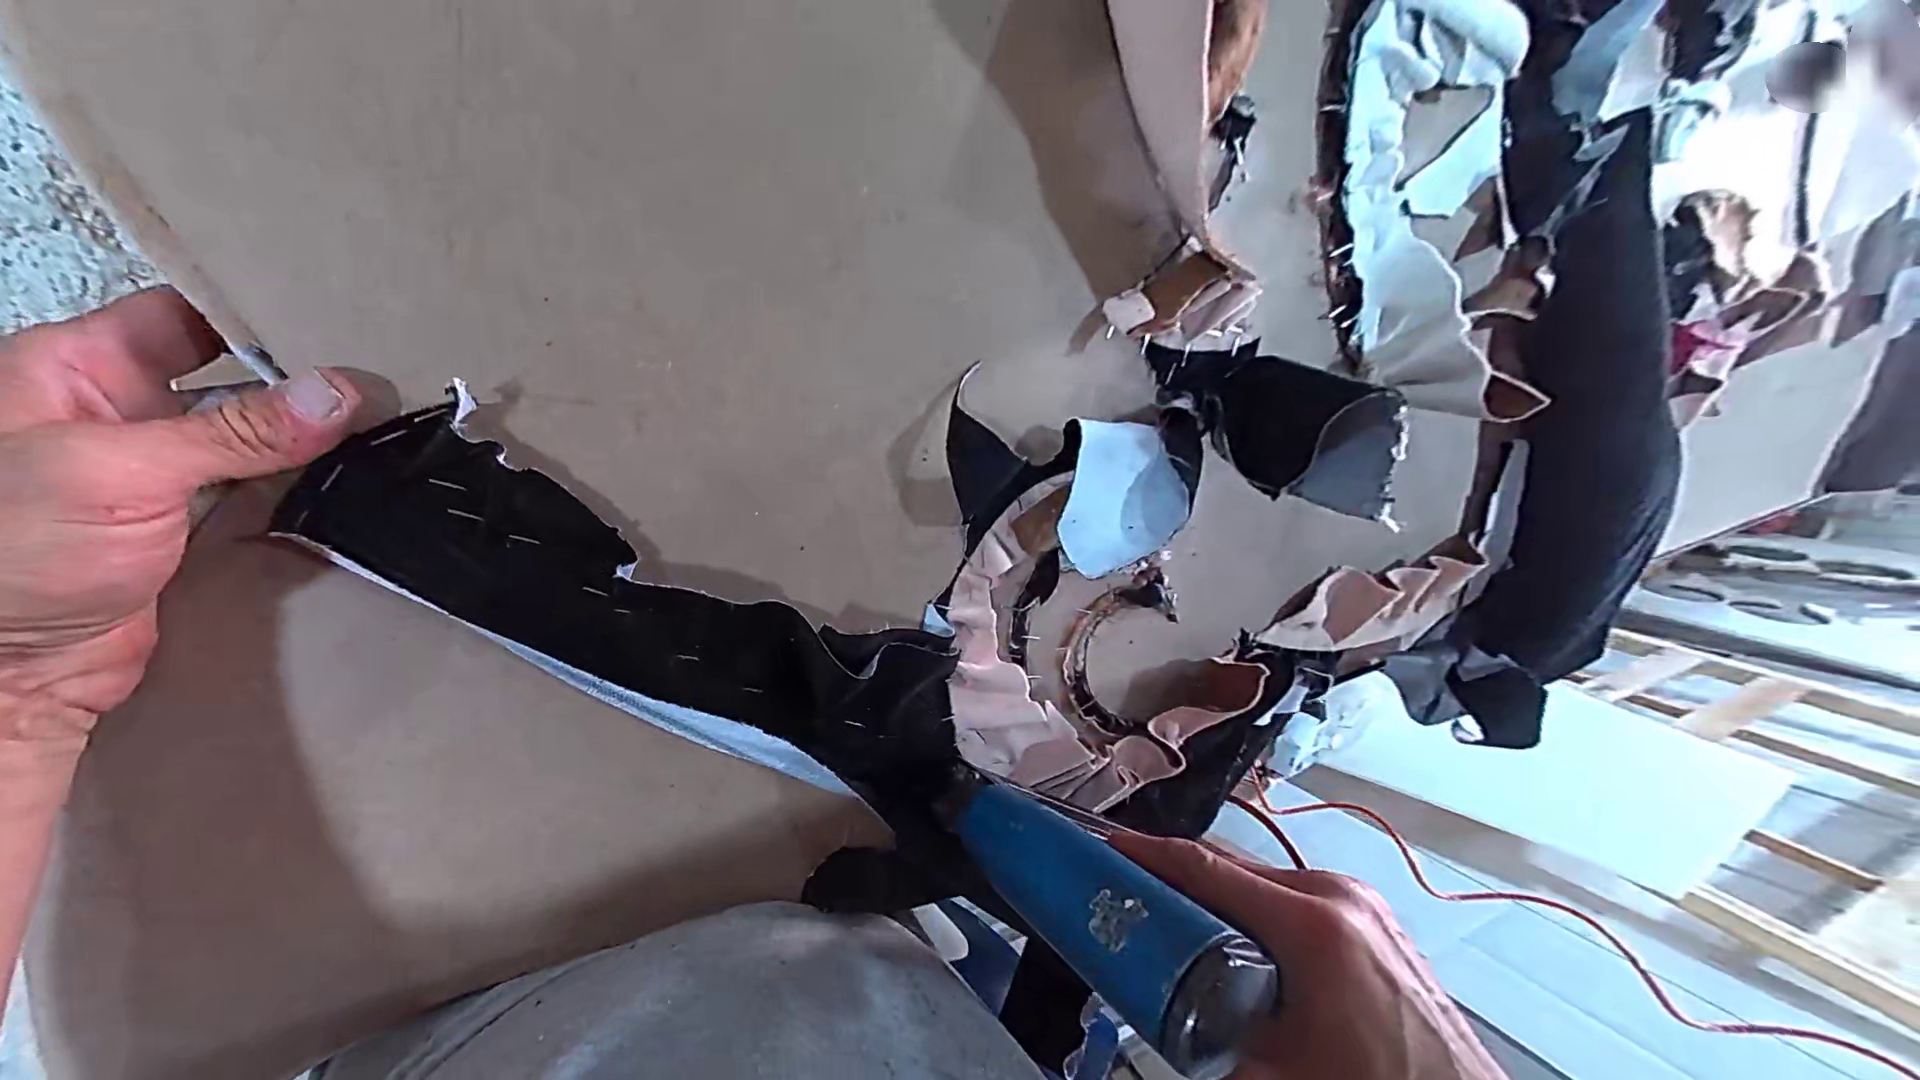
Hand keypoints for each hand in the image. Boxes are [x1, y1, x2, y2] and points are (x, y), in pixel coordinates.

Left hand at [0, 287, 361, 719]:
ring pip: (267, 434)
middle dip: (310, 380)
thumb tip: (341, 393)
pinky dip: (319, 482)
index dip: (258, 316)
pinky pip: (275, 485)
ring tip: (395, 428)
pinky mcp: (206, 517)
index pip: (185, 318)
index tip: (344, 326)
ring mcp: (172, 468)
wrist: (6, 673)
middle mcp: (129, 413)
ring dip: (323, 437)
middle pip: (240, 376)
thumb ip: (236, 431)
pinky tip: (363, 478)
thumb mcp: (115, 473)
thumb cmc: (7, 558)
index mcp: (76, 373)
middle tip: (389, 384)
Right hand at [1111, 832, 1507, 1079]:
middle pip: (1232, 866)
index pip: (1208, 868)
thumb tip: (1153, 1011)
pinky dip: (1253, 905)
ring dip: (1215, 891)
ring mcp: (1358, 901)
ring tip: (1178, 916)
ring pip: (1260, 878)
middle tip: (1132, 886)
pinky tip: (1237, 936)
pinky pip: (1290, 893)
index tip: (1112, 845)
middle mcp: (1336, 896)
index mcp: (1313, 927)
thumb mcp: (1274, 1074)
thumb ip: (1205, 1039)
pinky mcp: (1369, 915)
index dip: (1151, 853)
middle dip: (1177, 874)